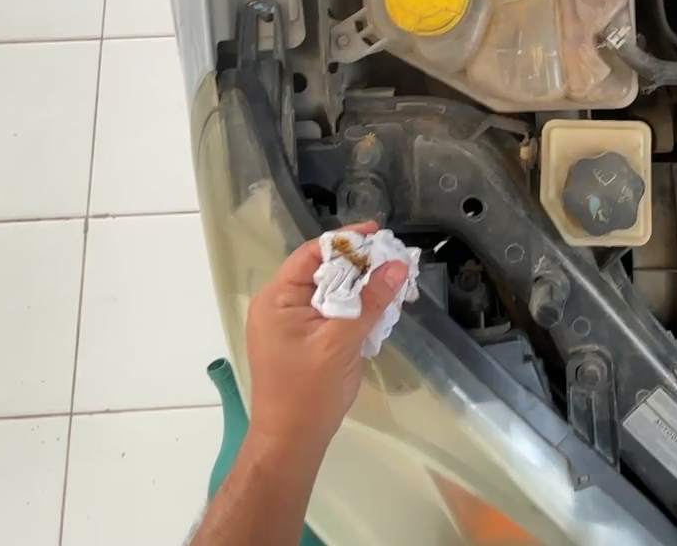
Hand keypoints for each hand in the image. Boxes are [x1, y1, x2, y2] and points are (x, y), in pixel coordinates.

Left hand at [244, 222, 408, 455]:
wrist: (293, 442)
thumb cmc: (307, 392)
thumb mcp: (340, 342)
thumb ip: (370, 301)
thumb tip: (398, 265)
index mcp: (277, 299)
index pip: (313, 254)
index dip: (346, 241)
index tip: (378, 234)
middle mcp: (283, 304)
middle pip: (326, 269)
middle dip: (360, 263)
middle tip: (393, 256)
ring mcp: (296, 321)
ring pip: (335, 288)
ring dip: (363, 284)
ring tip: (395, 277)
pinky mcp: (311, 336)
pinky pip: (337, 309)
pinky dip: (360, 304)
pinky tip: (383, 303)